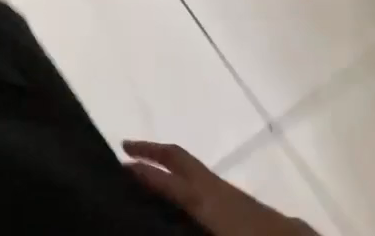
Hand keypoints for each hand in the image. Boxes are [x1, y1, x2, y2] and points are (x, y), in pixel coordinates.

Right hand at [124, 141, 319, 235]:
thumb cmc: (252, 235)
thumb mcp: (210, 230)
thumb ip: (183, 221)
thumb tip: (152, 221)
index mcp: (205, 199)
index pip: (164, 179)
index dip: (139, 171)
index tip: (116, 166)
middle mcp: (219, 190)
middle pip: (180, 159)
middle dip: (152, 150)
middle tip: (126, 148)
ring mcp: (240, 197)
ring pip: (200, 172)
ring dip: (174, 167)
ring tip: (155, 173)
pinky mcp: (258, 210)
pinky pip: (216, 188)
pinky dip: (196, 185)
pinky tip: (196, 204)